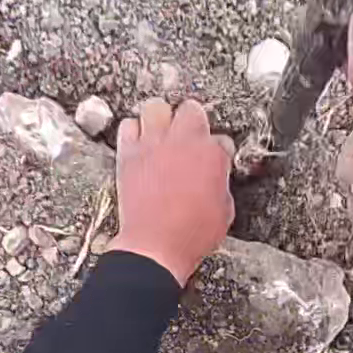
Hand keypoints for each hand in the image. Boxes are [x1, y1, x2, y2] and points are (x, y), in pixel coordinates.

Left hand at [109, 98, 234, 285]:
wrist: (157, 246)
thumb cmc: (192, 234)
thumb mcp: (224, 211)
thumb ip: (221, 184)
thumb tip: (216, 178)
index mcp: (213, 155)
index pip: (221, 138)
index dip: (218, 151)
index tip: (214, 161)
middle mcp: (184, 142)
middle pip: (190, 109)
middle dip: (192, 121)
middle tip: (189, 138)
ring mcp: (154, 144)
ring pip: (156, 107)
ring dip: (161, 118)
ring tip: (163, 135)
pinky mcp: (129, 153)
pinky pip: (128, 125)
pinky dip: (134, 132)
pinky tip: (141, 146)